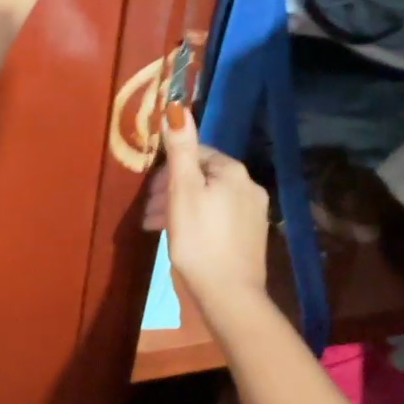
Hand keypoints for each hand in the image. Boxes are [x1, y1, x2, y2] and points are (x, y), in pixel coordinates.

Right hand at [143, 102, 270, 310]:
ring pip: (210, 199)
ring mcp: (254, 214)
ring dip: (183, 207)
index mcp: (233, 171)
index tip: (149, 191)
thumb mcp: (183, 190)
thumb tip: (178, 107)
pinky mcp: (252, 238)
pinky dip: (199, 222)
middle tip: (149, 211)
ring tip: (157, 227)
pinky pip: (219, 219)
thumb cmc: (199, 238)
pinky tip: (183, 240)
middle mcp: (250, 186)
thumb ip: (181, 148)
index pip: (197, 154)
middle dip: (174, 189)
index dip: (169, 169)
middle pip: (203, 177)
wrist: (230, 295)